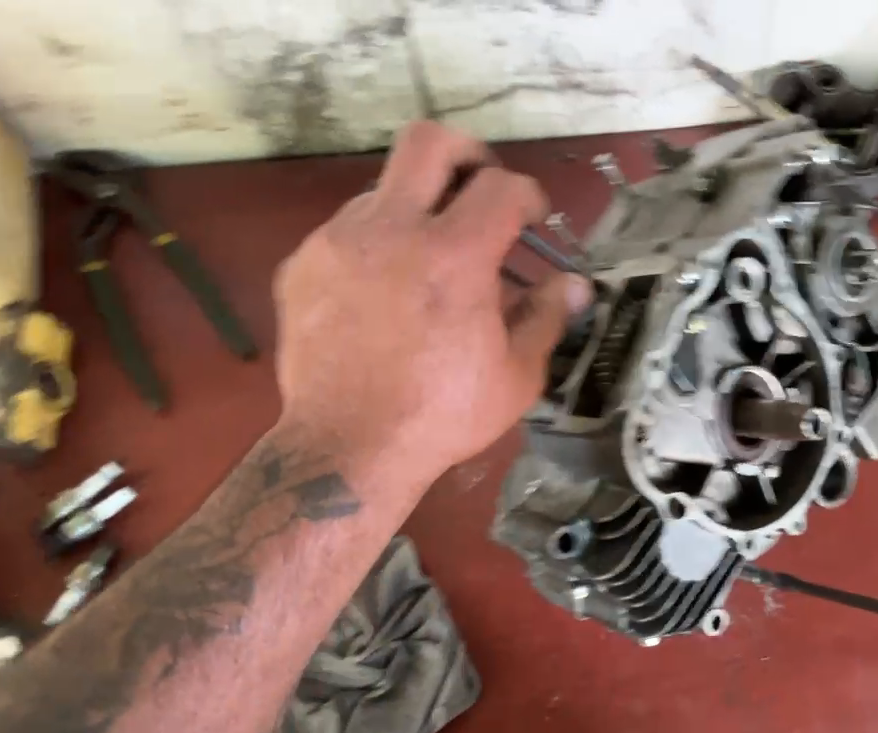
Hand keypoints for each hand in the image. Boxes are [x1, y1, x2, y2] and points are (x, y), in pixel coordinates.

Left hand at [272, 121, 589, 476]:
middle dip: (468, 155)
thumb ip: (546, 317)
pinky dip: (378, 249)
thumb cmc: (446, 415)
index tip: (535, 218)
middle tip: (482, 191)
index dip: (529, 195)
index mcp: (456, 256)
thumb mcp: (516, 375)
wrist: (351, 445)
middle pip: (430, 142)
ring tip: (432, 264)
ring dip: (419, 212)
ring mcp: (338, 241)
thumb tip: (575, 286)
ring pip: (384, 190)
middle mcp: (393, 229)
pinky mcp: (302, 264)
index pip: (502, 187)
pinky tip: (386, 297)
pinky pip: (347, 233)